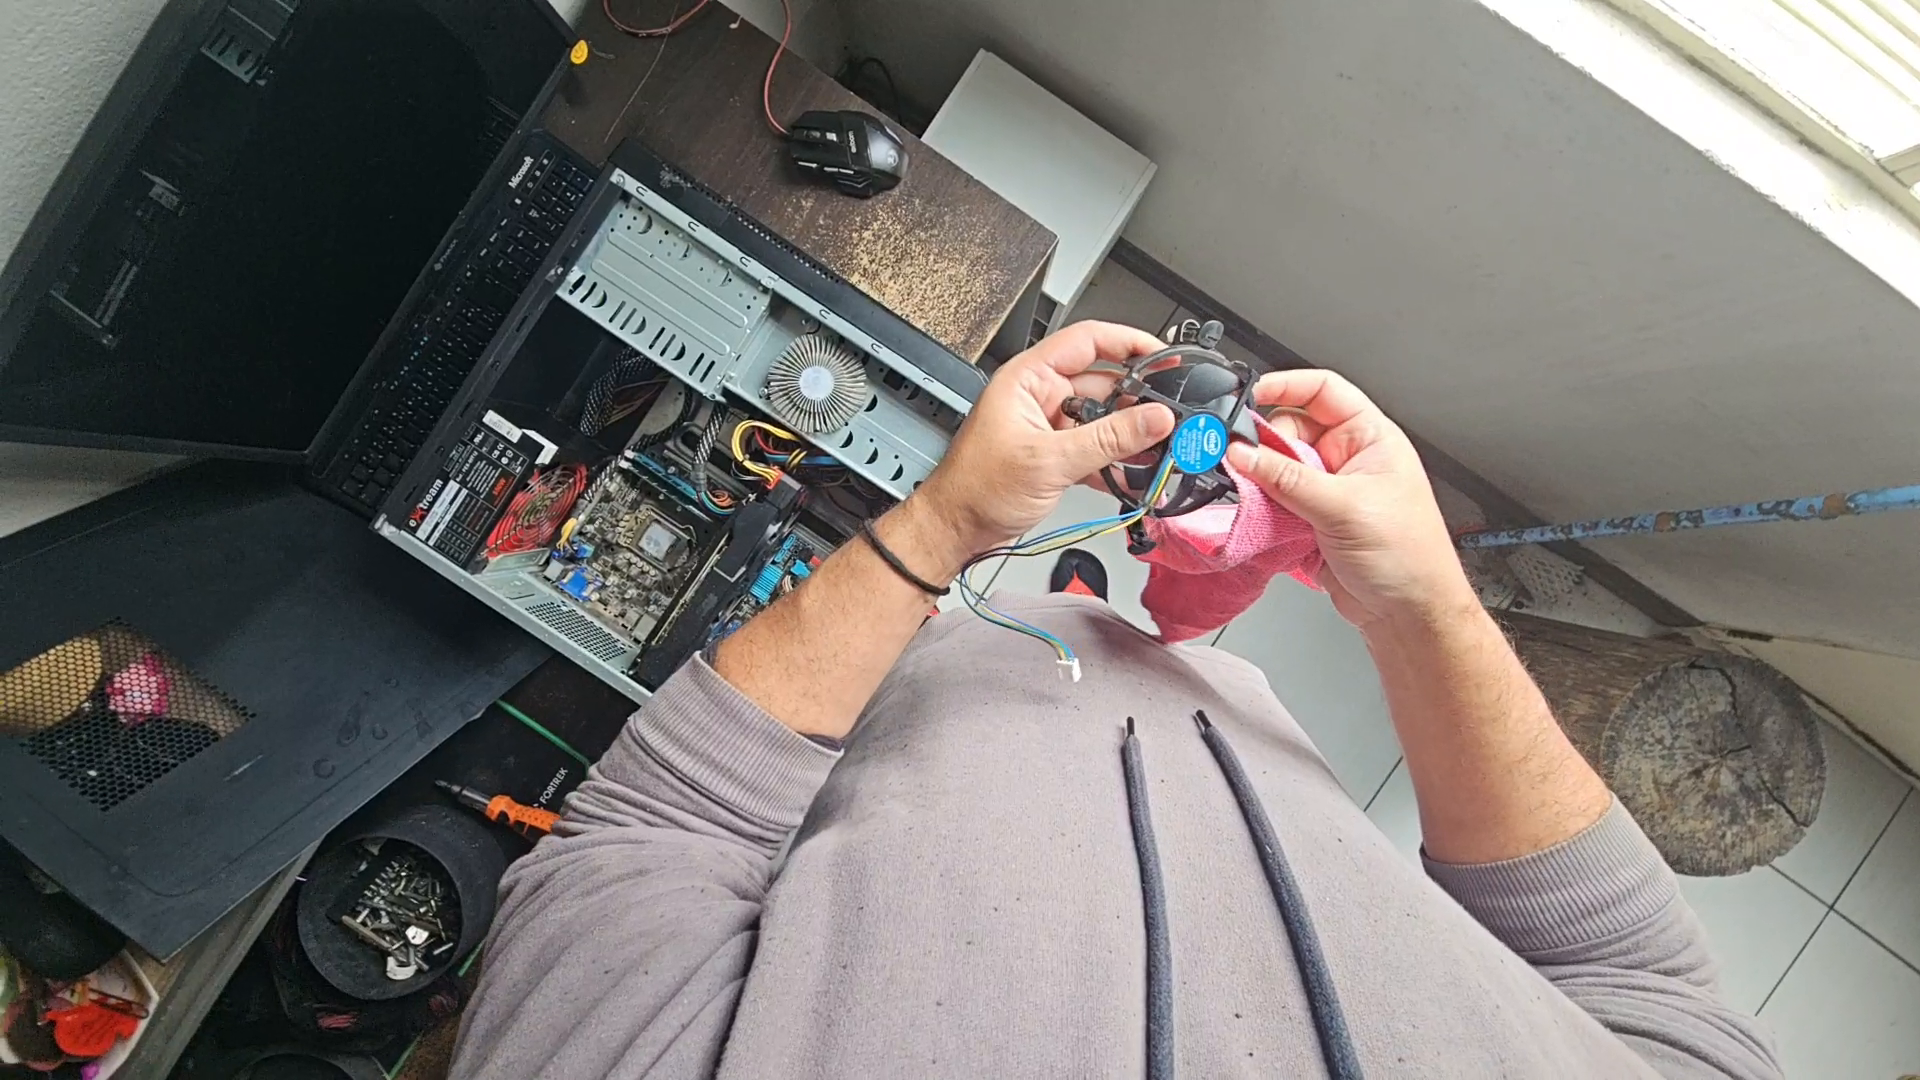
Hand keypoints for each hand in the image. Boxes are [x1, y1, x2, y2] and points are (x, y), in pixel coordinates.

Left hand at [909, 321, 1175, 567]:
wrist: (955, 529)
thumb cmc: (975, 488)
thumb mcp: (1049, 460)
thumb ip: (1108, 439)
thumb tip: (1154, 418)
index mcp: (1029, 378)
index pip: (1088, 341)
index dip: (1129, 343)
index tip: (1164, 357)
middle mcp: (1040, 397)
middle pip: (1103, 383)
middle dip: (1137, 400)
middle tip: (1169, 416)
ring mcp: (1048, 427)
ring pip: (1102, 420)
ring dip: (1129, 435)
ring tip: (1158, 448)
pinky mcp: (1054, 455)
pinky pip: (1094, 448)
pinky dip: (1114, 461)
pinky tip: (1133, 475)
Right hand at [1224, 370, 1475, 630]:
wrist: (1406, 613)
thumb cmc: (1408, 557)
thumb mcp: (1345, 507)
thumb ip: (1287, 479)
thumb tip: (1243, 454)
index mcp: (1369, 438)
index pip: (1323, 391)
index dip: (1286, 386)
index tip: (1249, 394)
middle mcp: (1344, 459)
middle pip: (1286, 431)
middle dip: (1262, 445)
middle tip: (1241, 460)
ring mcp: (1322, 490)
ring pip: (1272, 468)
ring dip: (1257, 481)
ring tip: (1250, 494)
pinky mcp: (1304, 519)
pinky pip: (1268, 502)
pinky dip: (1256, 508)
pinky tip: (1254, 516)